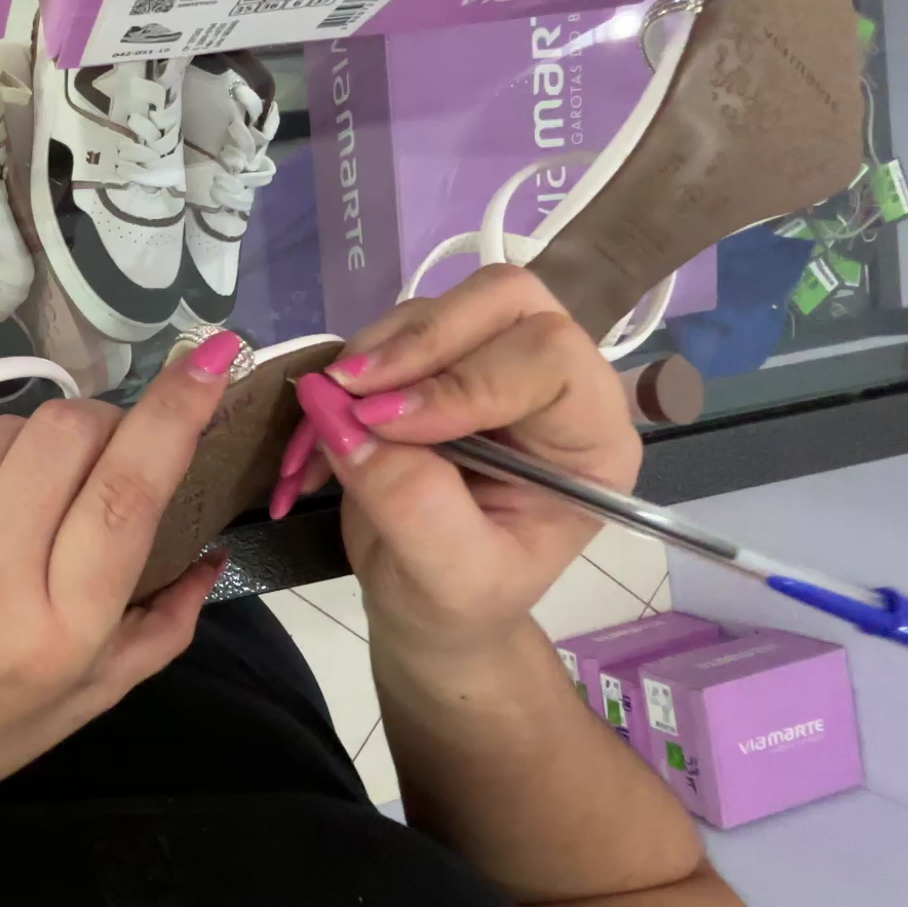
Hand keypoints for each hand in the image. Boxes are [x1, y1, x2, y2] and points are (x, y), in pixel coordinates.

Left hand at [0, 332, 244, 835]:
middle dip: (105, 421)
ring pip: (9, 430)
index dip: (174, 414)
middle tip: (106, 456)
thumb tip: (215, 552)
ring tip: (30, 500)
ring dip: (41, 446)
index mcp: (61, 625)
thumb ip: (167, 624)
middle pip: (66, 432)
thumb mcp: (93, 696)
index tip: (211, 356)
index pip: (127, 493)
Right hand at [276, 265, 640, 662]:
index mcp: (586, 439)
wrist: (423, 605)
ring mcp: (482, 370)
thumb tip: (338, 416)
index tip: (382, 425)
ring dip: (368, 358)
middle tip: (346, 389)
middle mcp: (545, 388)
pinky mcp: (426, 372)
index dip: (462, 381)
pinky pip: (382, 339)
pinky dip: (340, 376)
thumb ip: (407, 499)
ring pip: (432, 310)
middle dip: (416, 341)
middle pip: (501, 301)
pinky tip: (321, 428)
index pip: (547, 359)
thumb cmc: (455, 604)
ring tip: (325, 423)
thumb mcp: (447, 575)